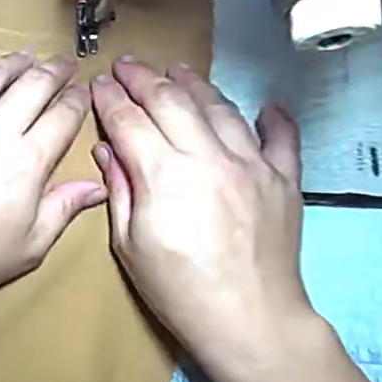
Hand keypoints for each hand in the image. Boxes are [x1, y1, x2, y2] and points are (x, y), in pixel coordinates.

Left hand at [0, 51, 105, 311]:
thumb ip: (64, 208)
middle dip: (53, 70)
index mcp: (28, 159)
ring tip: (22, 57)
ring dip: (8, 64)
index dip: (79, 99)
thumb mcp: (31, 244)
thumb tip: (96, 187)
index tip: (85, 92)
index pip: (64, 115)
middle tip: (64, 63)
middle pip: (31, 86)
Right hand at [89, 57, 317, 377]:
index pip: (130, 121)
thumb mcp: (128, 245)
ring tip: (177, 70)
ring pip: (220, 107)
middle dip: (145, 78)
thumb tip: (107, 150)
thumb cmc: (177, 289)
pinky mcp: (284, 178)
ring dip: (194, 84)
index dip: (110, 100)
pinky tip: (264, 104)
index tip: (98, 84)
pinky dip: (271, 116)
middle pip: (172, 101)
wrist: (247, 318)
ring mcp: (251, 163)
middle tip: (128, 64)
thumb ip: (120, 190)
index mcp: (164, 174)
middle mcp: (208, 156)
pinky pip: (281, 136)